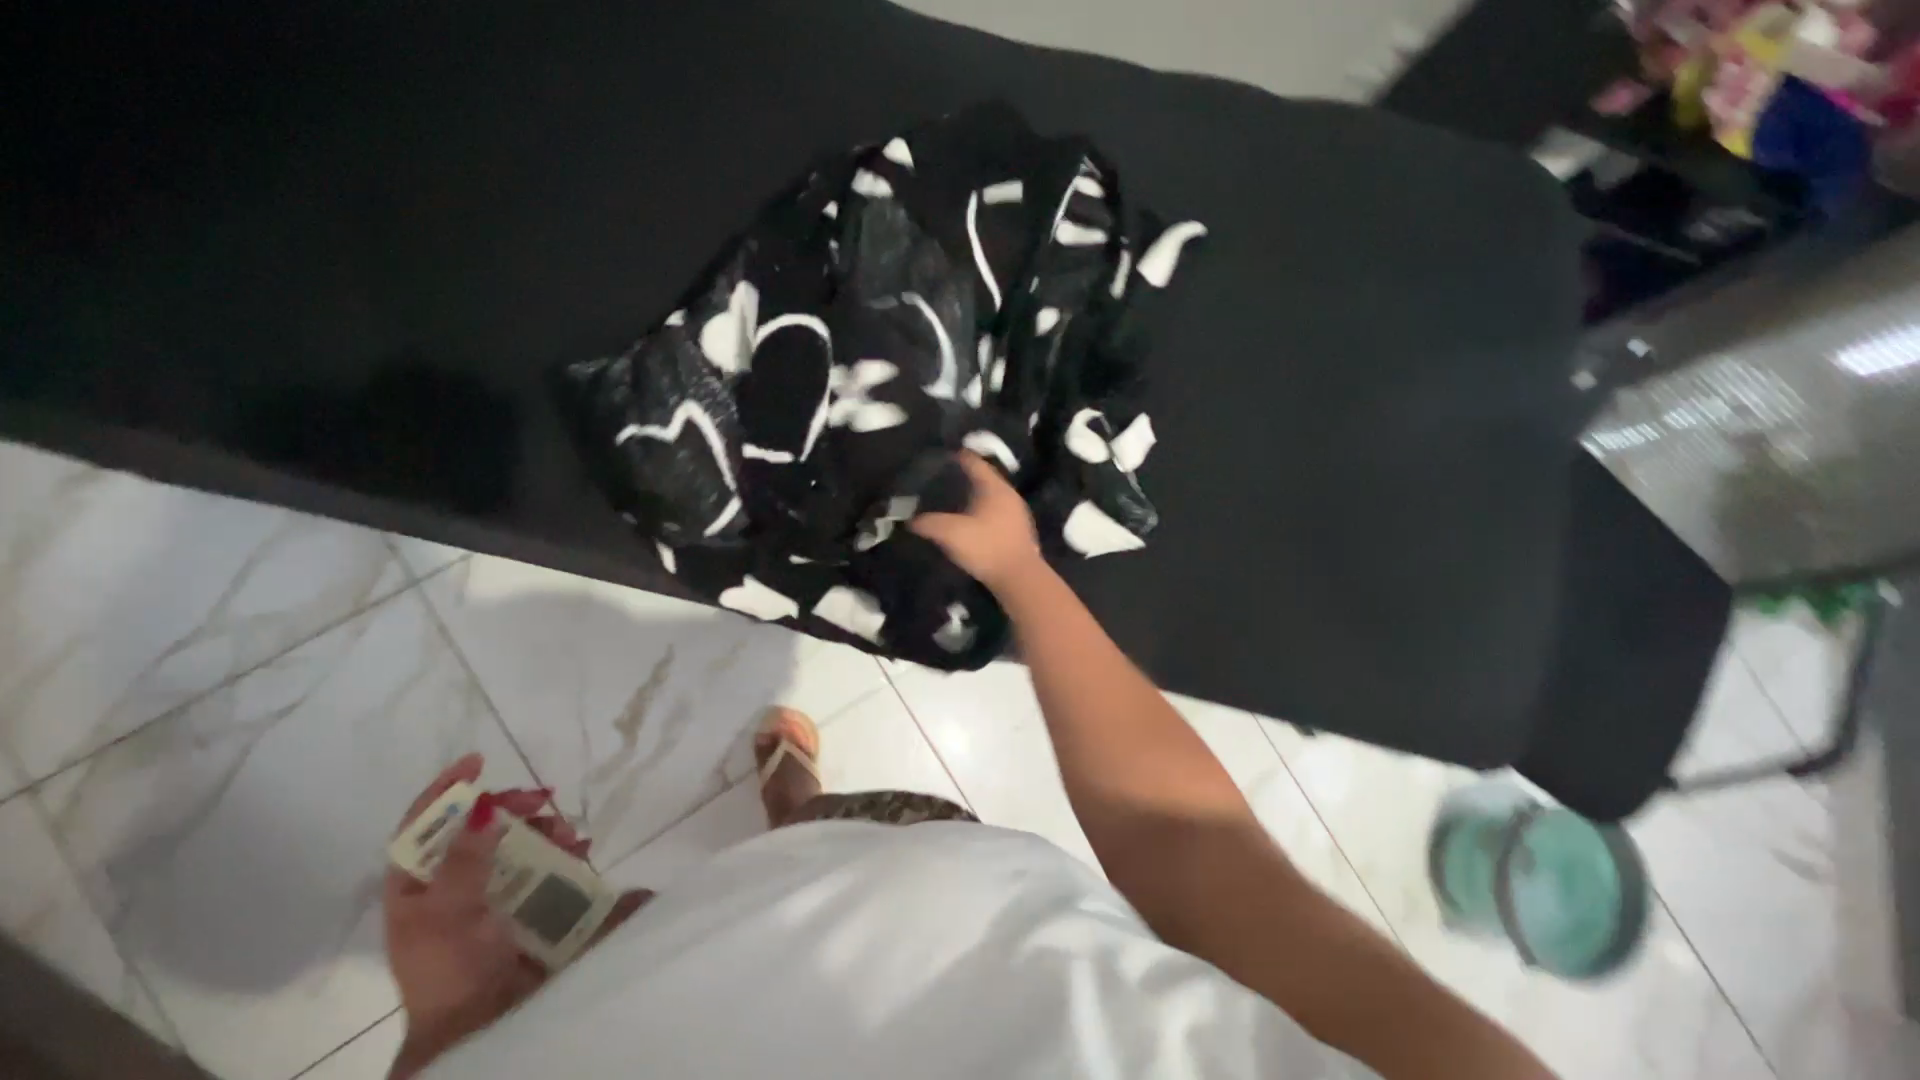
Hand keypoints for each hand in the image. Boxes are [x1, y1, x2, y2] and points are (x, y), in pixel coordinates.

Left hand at [382, 756, 649, 1077]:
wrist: (482, 1028)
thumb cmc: (450, 969)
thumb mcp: (448, 913)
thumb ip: (465, 859)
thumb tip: (483, 806)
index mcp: (416, 883)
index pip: (423, 823)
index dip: (446, 790)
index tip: (477, 761)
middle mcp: (450, 882)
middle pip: (478, 827)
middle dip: (511, 809)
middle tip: (542, 799)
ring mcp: (489, 893)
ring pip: (515, 843)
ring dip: (542, 830)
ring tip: (568, 834)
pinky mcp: (523, 906)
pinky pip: (543, 866)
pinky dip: (562, 852)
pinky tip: (581, 849)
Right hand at [911, 451, 1043, 594]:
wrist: (1019, 579)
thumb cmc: (986, 548)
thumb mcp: (950, 534)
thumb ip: (927, 523)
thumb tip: (910, 520)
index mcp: (994, 487)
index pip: (972, 461)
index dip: (954, 458)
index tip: (935, 459)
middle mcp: (1009, 494)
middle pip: (983, 477)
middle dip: (961, 478)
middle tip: (938, 481)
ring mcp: (1017, 512)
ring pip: (990, 496)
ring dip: (972, 497)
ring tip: (950, 502)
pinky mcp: (1019, 530)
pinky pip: (996, 512)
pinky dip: (981, 512)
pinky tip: (969, 522)